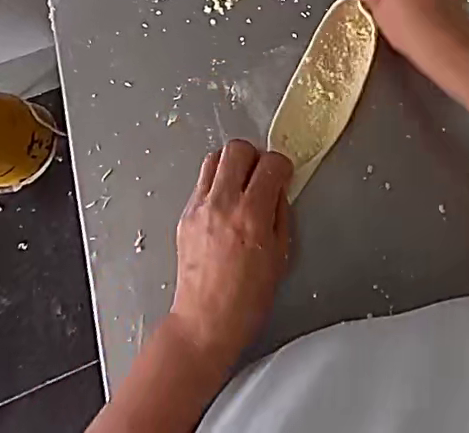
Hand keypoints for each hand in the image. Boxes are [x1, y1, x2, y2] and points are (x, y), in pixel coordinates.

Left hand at [169, 140, 291, 365]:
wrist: (204, 321)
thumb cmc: (247, 299)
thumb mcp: (280, 257)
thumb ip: (280, 214)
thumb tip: (278, 188)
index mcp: (252, 216)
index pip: (270, 164)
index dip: (281, 165)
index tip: (283, 173)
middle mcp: (223, 203)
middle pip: (237, 148)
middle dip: (254, 155)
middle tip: (260, 173)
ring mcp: (200, 205)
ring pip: (214, 157)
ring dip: (232, 164)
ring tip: (241, 183)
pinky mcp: (185, 213)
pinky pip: (202, 181)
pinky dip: (216, 183)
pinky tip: (224, 204)